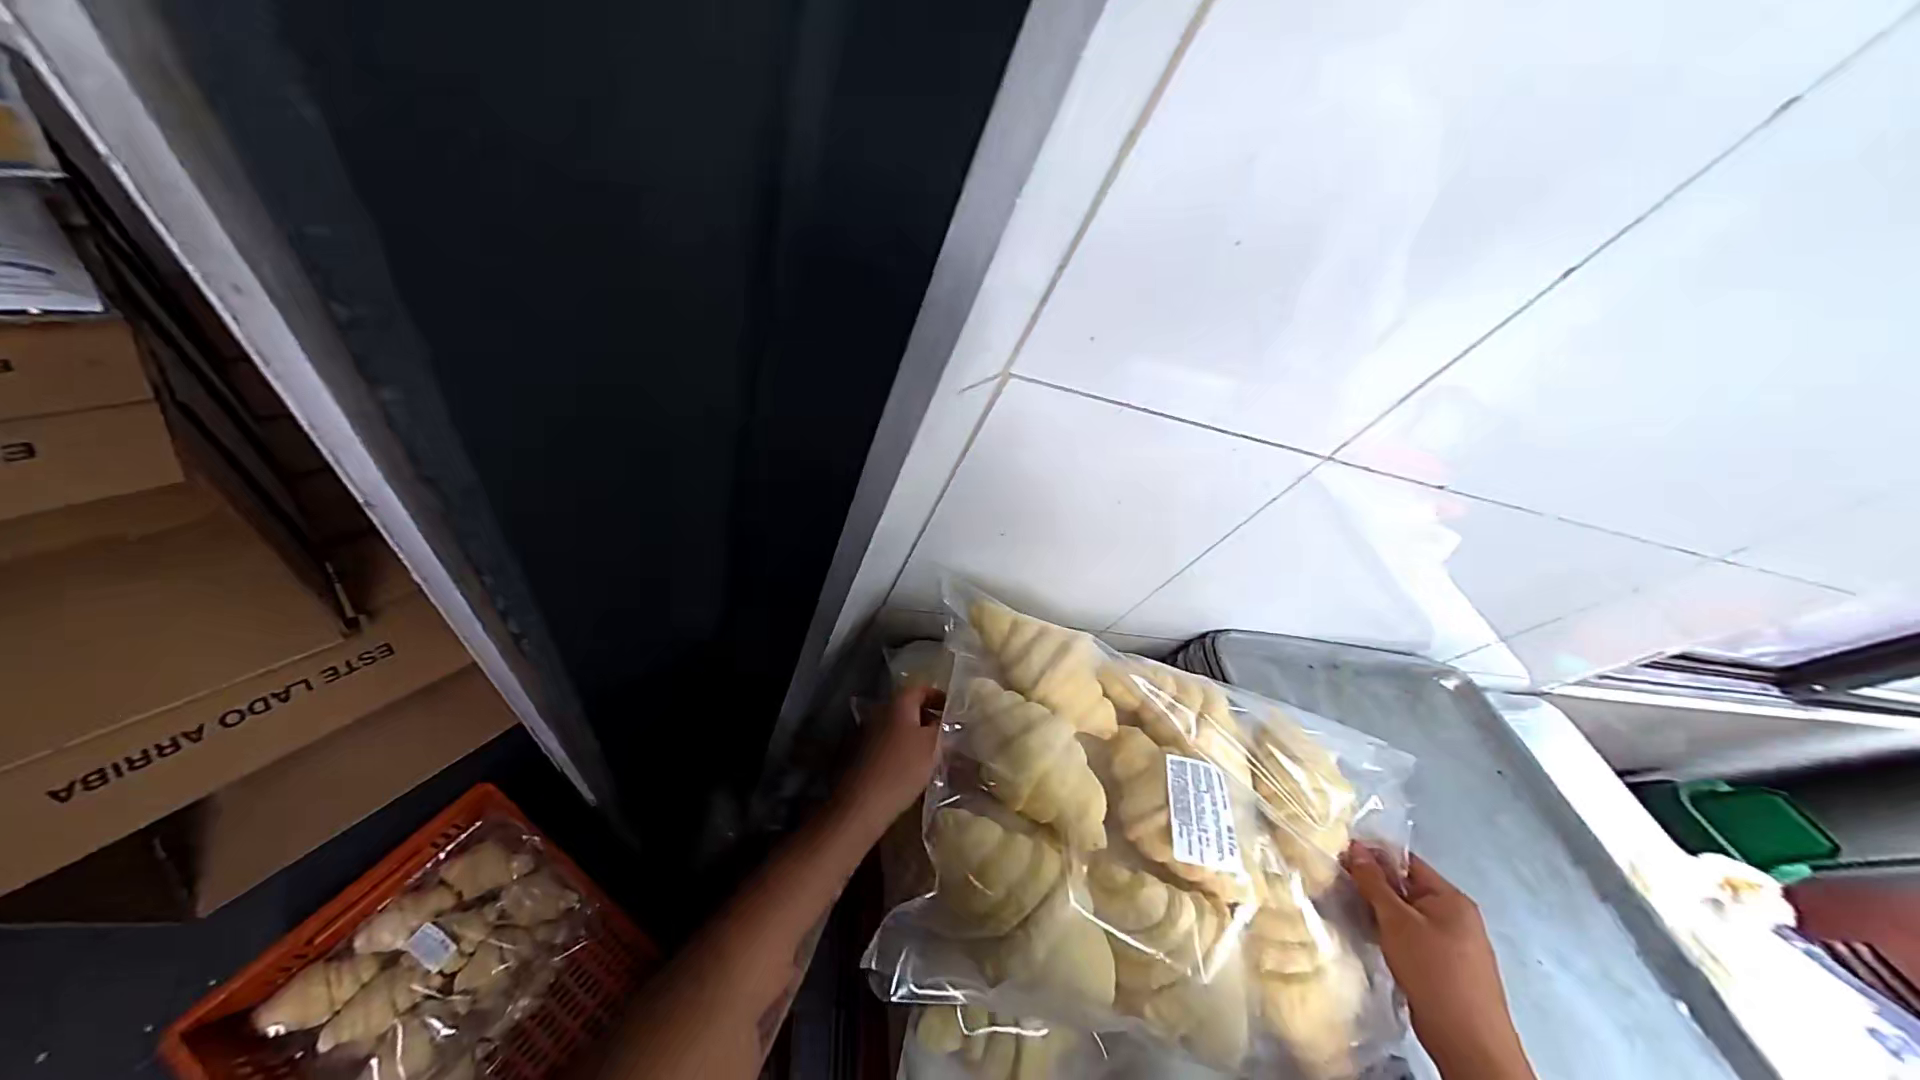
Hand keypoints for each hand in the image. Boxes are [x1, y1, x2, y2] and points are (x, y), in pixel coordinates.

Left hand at [837, 683, 944, 827]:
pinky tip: (916, 768)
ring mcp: (868, 734)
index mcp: (898, 704)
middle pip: (909, 708)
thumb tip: (946, 720)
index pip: (920, 689)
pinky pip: (890, 745)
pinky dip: (905, 750)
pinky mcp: (863, 756)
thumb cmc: (902, 768)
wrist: (863, 804)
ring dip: (917, 736)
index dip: (939, 696)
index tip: (954, 709)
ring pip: (899, 728)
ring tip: (936, 752)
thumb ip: (943, 728)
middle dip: (930, 717)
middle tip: (948, 732)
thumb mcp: (933, 745)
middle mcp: (880, 713)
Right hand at [1346, 844, 1535, 1079]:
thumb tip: (1355, 847)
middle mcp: (1455, 916)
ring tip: (1343, 907)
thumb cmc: (1433, 972)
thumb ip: (1374, 883)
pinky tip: (1365, 936)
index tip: (1337, 855)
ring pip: (1405, 914)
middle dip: (1371, 884)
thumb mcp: (1397, 921)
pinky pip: (1409, 937)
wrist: (1468, 1043)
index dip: (1372, 854)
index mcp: (1451, 898)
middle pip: (1405, 887)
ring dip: (1377, 910)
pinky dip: (1387, 933)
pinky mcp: (1442, 967)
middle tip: (1334, 882)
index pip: (1406, 862)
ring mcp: (1451, 944)